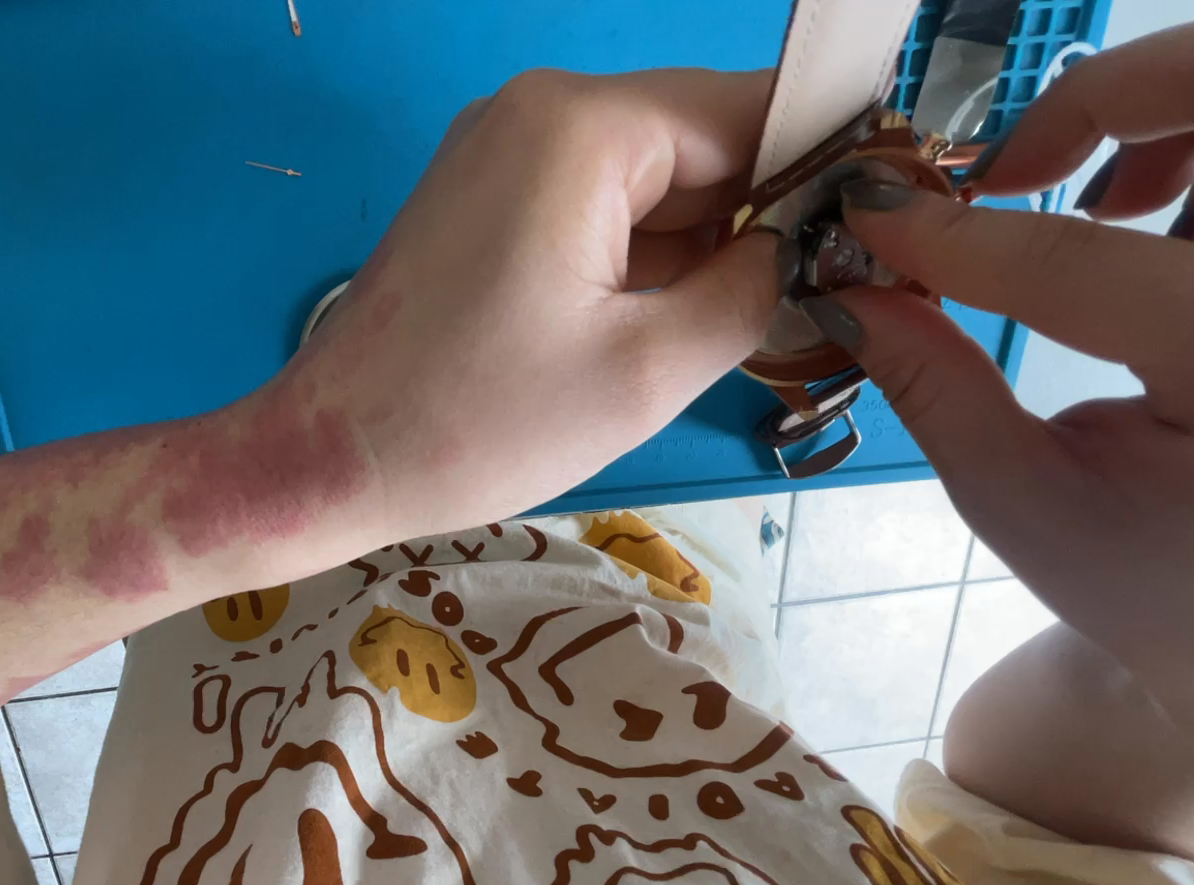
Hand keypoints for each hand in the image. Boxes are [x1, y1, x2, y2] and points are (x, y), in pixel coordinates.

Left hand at [258, 69, 780, 543]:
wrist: (330, 462)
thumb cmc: (479, 425)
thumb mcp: (645, 371)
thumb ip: (749, 289)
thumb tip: (789, 245)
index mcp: (580, 127)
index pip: (748, 111)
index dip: (818, 173)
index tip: (863, 243)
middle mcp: (531, 117)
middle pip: (688, 149)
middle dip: (743, 226)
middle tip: (783, 314)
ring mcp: (491, 163)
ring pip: (634, 192)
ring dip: (680, 259)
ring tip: (698, 341)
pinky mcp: (470, 215)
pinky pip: (578, 221)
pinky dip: (621, 269)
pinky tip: (630, 335)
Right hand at [805, 2, 1193, 866]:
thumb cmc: (1142, 577)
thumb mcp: (1011, 492)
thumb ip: (928, 378)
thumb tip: (845, 292)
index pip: (1076, 258)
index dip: (949, 233)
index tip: (868, 216)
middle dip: (1119, 94)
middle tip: (1014, 177)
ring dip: (1186, 104)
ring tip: (1099, 199)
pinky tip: (1171, 221)